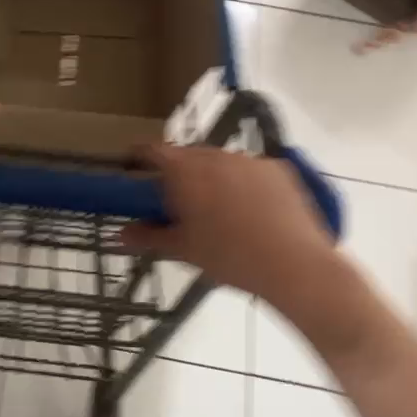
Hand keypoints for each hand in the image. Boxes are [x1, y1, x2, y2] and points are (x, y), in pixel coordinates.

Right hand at [121, 145, 339, 308]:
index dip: (139, 157)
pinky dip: (242, 183)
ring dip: (211, 176)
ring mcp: (250, 159)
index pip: (153, 151)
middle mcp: (216, 156)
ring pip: (220, 161)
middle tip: (176, 200)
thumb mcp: (185, 250)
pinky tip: (250, 211)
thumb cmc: (231, 258)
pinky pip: (250, 170)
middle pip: (187, 155)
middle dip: (178, 172)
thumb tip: (120, 234)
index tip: (133, 169)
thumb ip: (150, 237)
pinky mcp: (278, 169)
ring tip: (215, 209)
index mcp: (186, 172)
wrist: (295, 266)